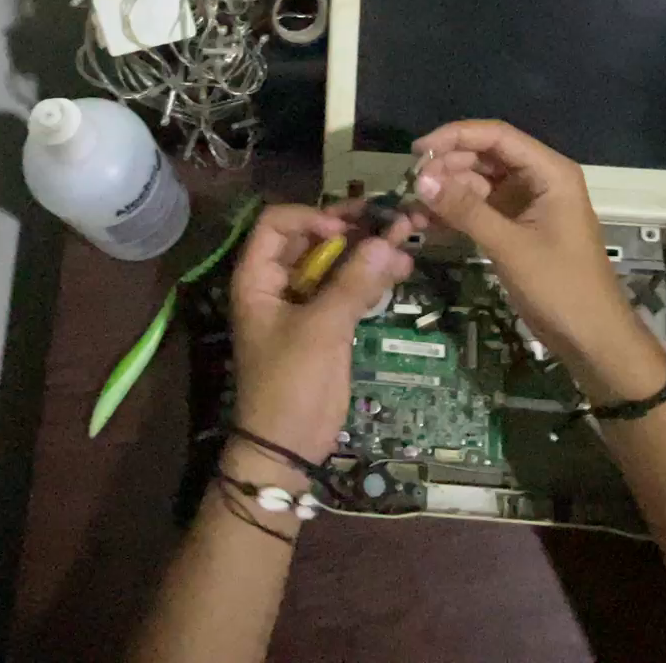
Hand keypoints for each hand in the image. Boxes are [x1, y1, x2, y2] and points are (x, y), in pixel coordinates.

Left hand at [227, 203, 416, 467]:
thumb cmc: (290, 383)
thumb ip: (353, 283)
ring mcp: (305, 301)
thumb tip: (386, 242)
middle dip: (352, 228)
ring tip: (406, 237)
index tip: (343, 232)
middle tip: (389, 217)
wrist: (288, 446)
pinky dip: (372, 276)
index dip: (309, 218)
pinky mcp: (327, 321)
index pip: (276, 223)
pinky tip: (401, 268)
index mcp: (259, 277)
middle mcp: (279, 282)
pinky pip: (349, 286)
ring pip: (336, 262)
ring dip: (368, 249)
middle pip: (313, 239)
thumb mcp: (321, 329)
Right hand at [411, 120, 665, 401]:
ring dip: (447, 193)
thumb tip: (421, 179)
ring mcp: (527, 204)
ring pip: (478, 184)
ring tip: (414, 209)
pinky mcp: (516, 227)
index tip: (417, 152)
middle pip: (485, 157)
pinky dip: (457, 214)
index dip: (455, 137)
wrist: (592, 339)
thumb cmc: (562, 287)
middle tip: (412, 189)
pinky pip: (480, 209)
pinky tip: (429, 223)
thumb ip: (466, 210)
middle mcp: (538, 179)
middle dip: (448, 169)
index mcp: (549, 172)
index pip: (497, 136)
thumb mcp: (511, 246)